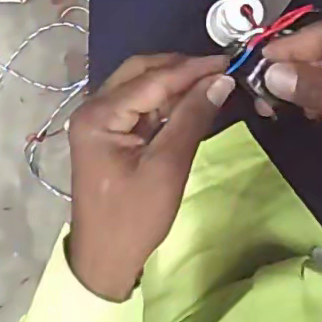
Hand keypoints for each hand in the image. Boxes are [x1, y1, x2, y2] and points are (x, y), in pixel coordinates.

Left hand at [67, 54, 233, 300]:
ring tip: (211, 81)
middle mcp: (93, 107)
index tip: (228, 61)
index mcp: (99, 115)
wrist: (104, 259)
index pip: (152, 79)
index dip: (192, 69)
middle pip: (140, 72)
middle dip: (180, 67)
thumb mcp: (167, 167)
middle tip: (219, 70)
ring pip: (140, 84)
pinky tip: (191, 100)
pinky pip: (139, 103)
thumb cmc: (134, 218)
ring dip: (174, 81)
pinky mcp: (108, 131)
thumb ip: (192, 118)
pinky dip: (165, 99)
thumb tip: (221, 81)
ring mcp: (98, 119)